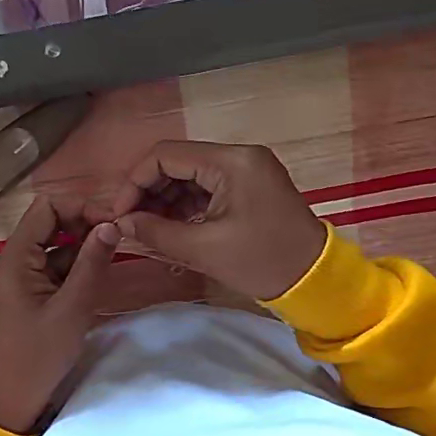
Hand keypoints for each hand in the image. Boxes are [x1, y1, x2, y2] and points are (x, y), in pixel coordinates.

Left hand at [0, 196, 119, 432]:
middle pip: (52, 222)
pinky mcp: (35, 293)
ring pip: (58, 246)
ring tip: (116, 256)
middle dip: (85, 224)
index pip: (46, 208)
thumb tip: (112, 224)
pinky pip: (58, 268)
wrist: (14, 398)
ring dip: (85, 246)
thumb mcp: (72, 308)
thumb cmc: (39, 354)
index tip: (112, 223)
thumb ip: (92, 264)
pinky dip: (79, 267)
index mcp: (16, 257)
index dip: (80, 207)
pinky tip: (101, 274)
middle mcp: (18, 260)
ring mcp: (26, 277)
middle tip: (119, 238)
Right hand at [107, 141, 325, 300]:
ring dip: (164, 199)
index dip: (135, 182)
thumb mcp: (203, 248)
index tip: (121, 213)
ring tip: (148, 228)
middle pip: (176, 162)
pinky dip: (184, 205)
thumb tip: (122, 223)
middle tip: (131, 223)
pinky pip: (206, 187)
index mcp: (231, 162)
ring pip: (189, 175)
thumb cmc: (261, 261)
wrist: (314, 280)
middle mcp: (238, 156)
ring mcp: (245, 170)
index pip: (166, 155)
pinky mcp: (248, 186)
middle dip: (148, 191)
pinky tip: (170, 227)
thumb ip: (156, 231)